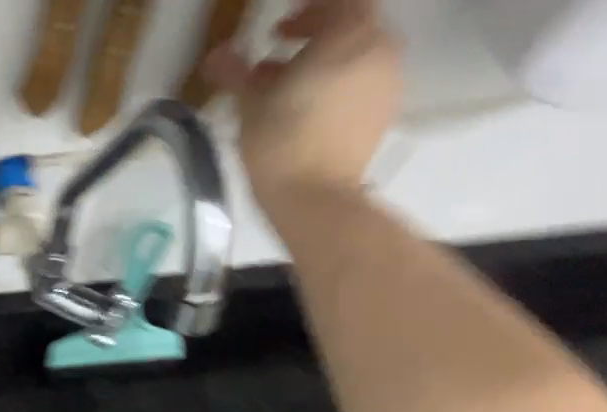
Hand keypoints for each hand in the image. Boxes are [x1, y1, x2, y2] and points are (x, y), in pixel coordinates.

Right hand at [203, 0, 402, 200]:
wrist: (314, 196)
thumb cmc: (279, 142)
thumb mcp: (249, 104)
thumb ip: (235, 72)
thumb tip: (217, 54)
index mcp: (351, 34)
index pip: (337, 3)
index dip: (307, 12)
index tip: (277, 31)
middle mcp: (380, 48)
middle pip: (352, 26)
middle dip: (316, 36)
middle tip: (279, 57)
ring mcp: (388, 79)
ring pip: (358, 55)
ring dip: (325, 62)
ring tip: (288, 90)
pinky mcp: (385, 110)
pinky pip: (363, 81)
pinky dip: (338, 84)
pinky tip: (308, 110)